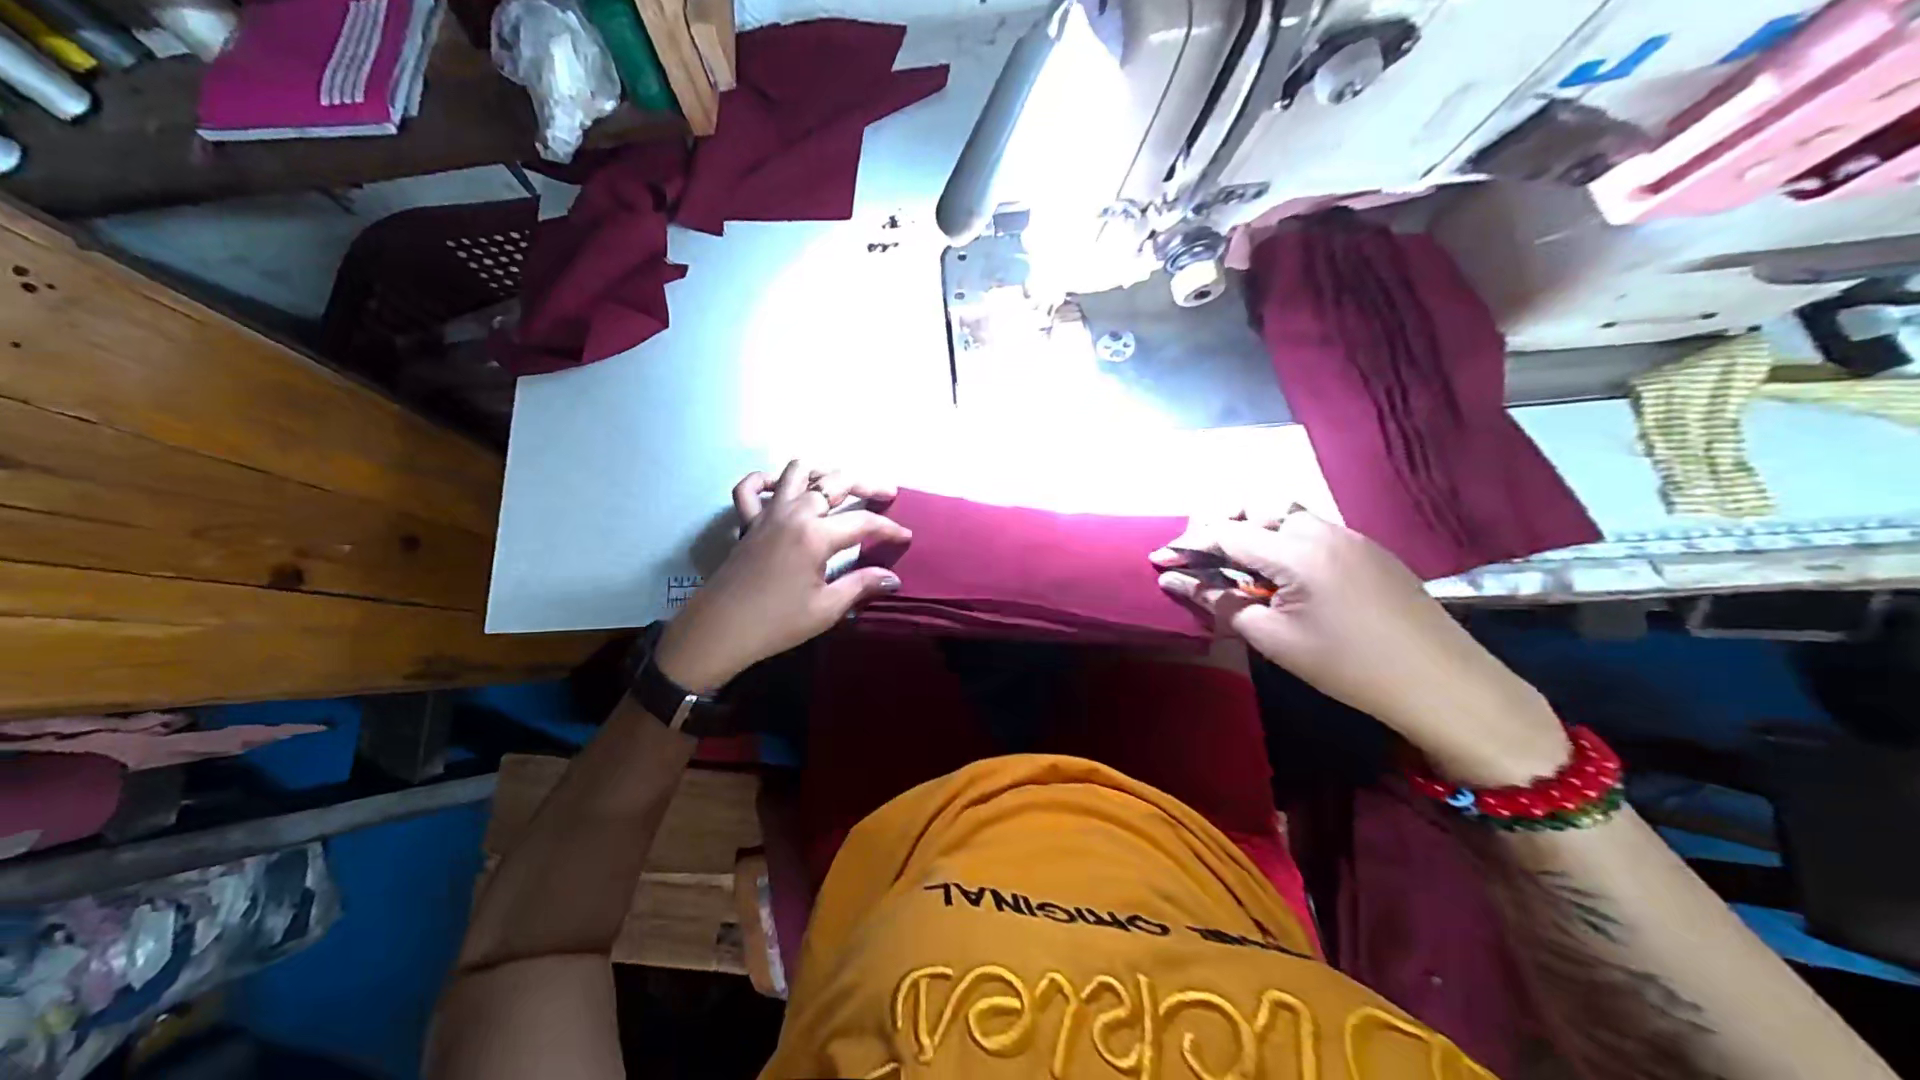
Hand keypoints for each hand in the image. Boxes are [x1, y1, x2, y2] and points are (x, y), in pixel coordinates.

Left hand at [654, 461, 909, 693]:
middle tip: (886, 493)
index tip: (905, 536)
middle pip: (835, 483)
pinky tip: (778, 487)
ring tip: (838, 485)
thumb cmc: (777, 623)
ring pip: (796, 472)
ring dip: (821, 473)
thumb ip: (861, 585)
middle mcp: (793, 513)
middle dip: (866, 485)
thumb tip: (892, 578)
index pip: (863, 522)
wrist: (720, 630)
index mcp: (815, 535)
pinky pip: (749, 488)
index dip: (889, 528)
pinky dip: (764, 480)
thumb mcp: (827, 608)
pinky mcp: (747, 523)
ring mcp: (767, 514)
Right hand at [1152, 511, 1569, 787]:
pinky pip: (1312, 528)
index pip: (1226, 534)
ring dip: (1253, 528)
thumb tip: (1178, 581)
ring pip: (1286, 514)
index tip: (1158, 560)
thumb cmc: (1347, 666)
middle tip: (1198, 555)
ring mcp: (1350, 536)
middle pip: (1256, 508)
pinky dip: (1282, 537)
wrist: (1442, 683)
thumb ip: (1221, 602)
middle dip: (1220, 524)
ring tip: (1236, 562)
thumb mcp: (1273, 638)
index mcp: (1296, 551)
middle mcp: (1322, 530)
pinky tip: (1281, 572)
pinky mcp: (1369, 549)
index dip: (1187, 545)